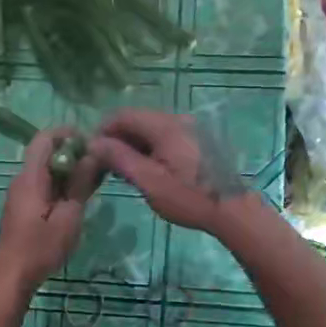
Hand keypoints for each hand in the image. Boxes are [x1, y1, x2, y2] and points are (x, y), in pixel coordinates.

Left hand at [0, 129, 102, 289]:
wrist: (11, 277)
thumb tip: (93, 156)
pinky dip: (61, 184)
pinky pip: (43, 185)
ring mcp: (20, 194)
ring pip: (46, 170)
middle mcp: (22, 180)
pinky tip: (79, 197)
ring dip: (69, 170)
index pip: (45, 138)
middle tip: (100, 164)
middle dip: (73, 153)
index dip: (68, 134)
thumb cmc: (40, 248)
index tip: (92, 143)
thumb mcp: (68, 217)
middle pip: (46, 153)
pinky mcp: (23, 207)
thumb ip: (80, 184)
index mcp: (30, 178)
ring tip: (95, 180)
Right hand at [89, 110, 260, 236]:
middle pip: (138, 120)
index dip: (102, 131)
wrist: (233, 210)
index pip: (123, 116)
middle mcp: (178, 119)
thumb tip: (94, 144)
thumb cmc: (189, 198)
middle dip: (118, 139)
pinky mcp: (198, 140)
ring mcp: (191, 128)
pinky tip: (149, 170)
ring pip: (151, 129)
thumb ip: (120, 159)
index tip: (92, 154)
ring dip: (134, 145)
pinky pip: (166, 136)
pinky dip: (151, 148)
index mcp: (165, 126)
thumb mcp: (149, 181)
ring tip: (126, 172)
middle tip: (107, 167)